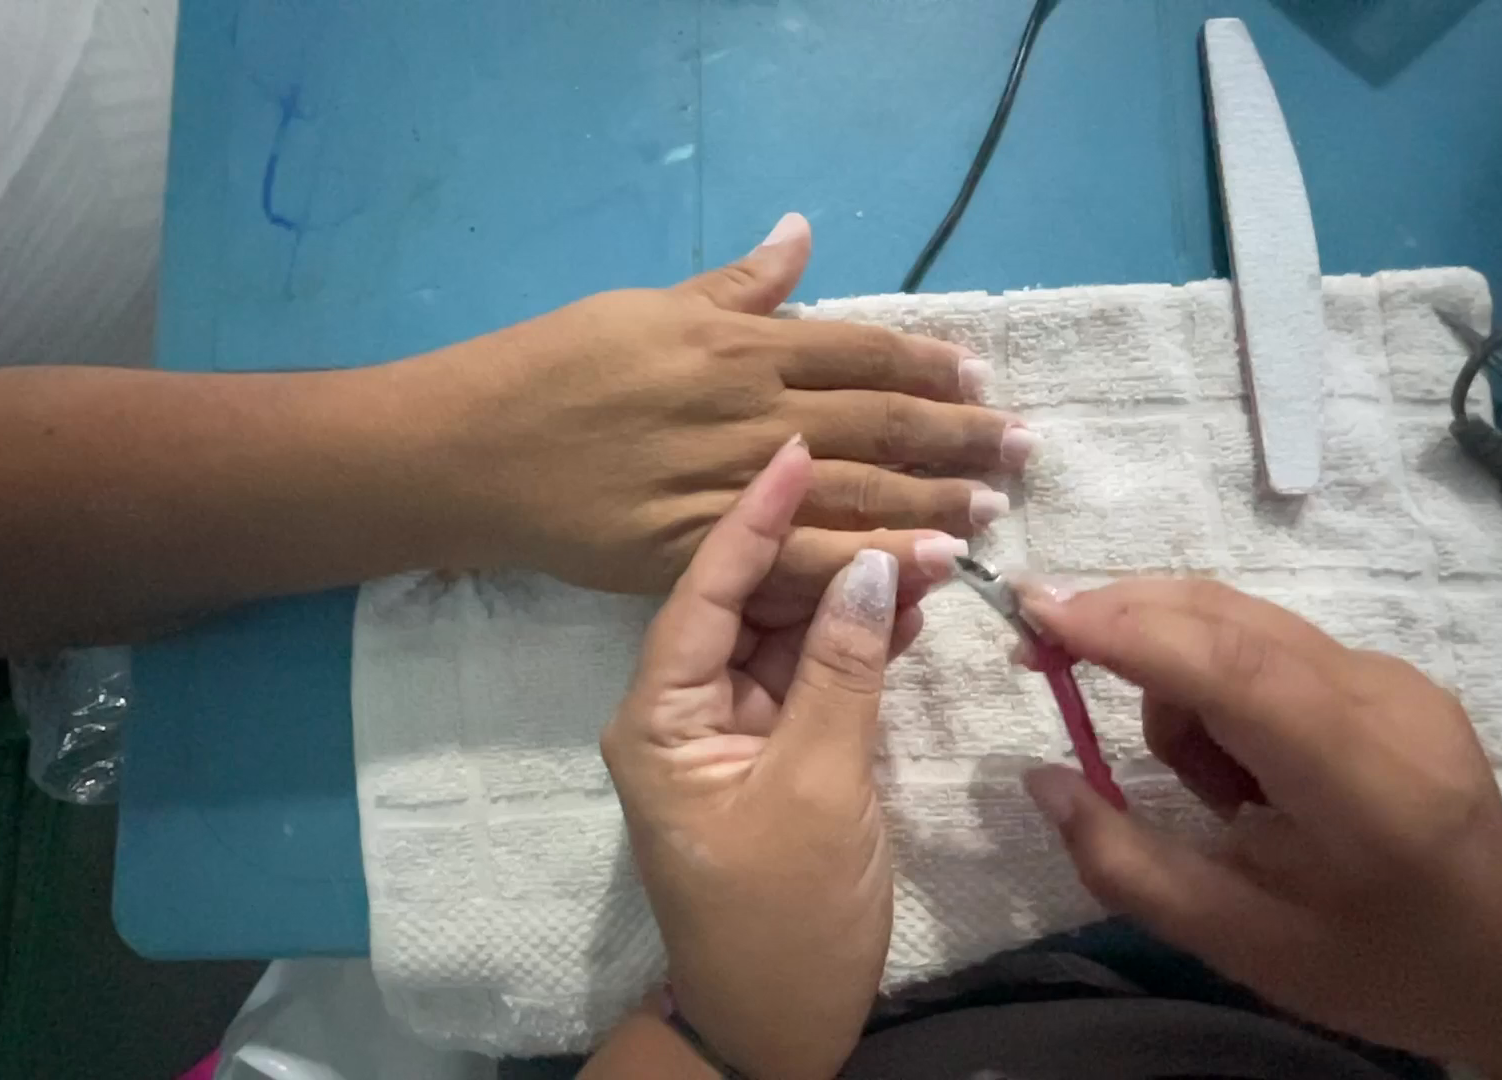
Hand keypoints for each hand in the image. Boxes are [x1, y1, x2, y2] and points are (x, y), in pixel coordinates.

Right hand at [403, 212, 1023, 622]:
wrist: (480, 449)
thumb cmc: (558, 368)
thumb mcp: (645, 306)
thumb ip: (734, 283)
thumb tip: (801, 233)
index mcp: (740, 346)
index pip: (863, 354)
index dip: (931, 367)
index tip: (982, 381)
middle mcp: (752, 413)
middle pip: (879, 427)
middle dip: (957, 440)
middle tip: (1021, 451)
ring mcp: (733, 487)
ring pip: (856, 497)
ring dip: (931, 505)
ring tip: (989, 514)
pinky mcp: (704, 552)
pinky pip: (800, 561)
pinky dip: (864, 565)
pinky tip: (920, 571)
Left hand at [601, 436, 915, 1079]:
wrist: (778, 1021)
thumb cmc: (783, 916)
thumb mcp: (817, 788)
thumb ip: (842, 671)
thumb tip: (874, 568)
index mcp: (661, 712)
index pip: (705, 589)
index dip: (753, 518)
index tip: (798, 451)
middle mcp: (685, 702)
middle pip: (753, 603)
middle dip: (828, 561)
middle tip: (911, 517)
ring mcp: (732, 720)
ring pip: (790, 633)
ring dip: (854, 599)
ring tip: (928, 556)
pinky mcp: (775, 739)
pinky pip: (814, 672)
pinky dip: (859, 644)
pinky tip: (909, 610)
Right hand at [1013, 578, 1501, 1063]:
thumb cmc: (1372, 958)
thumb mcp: (1235, 941)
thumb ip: (1124, 864)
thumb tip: (1039, 779)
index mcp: (1368, 789)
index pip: (1236, 676)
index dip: (1128, 633)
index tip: (1035, 613)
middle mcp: (1383, 702)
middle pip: (1218, 619)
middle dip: (1111, 620)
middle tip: (1035, 651)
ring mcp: (1383, 670)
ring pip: (1220, 619)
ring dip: (1159, 670)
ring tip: (1191, 775)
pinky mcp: (1368, 661)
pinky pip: (1243, 632)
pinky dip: (1193, 671)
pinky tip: (1222, 748)